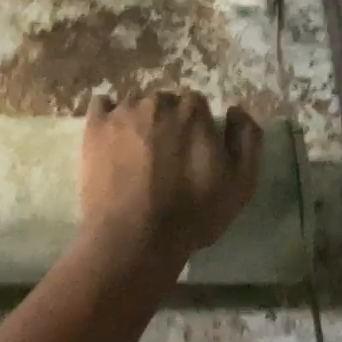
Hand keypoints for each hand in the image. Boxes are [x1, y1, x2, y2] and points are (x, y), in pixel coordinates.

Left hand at [78, 91, 261, 273]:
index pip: (196, 104)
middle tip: (165, 156)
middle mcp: (158, 102)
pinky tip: (112, 138)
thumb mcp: (242, 184)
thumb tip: (235, 110)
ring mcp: (123, 112)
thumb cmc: (193, 215)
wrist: (135, 239)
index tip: (191, 151)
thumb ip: (247, 139)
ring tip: (137, 153)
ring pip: (135, 104)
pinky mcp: (95, 127)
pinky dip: (108, 116)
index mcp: (194, 112)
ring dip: (139, 120)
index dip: (195, 128)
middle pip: (165, 102)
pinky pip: (102, 105)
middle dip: (167, 122)